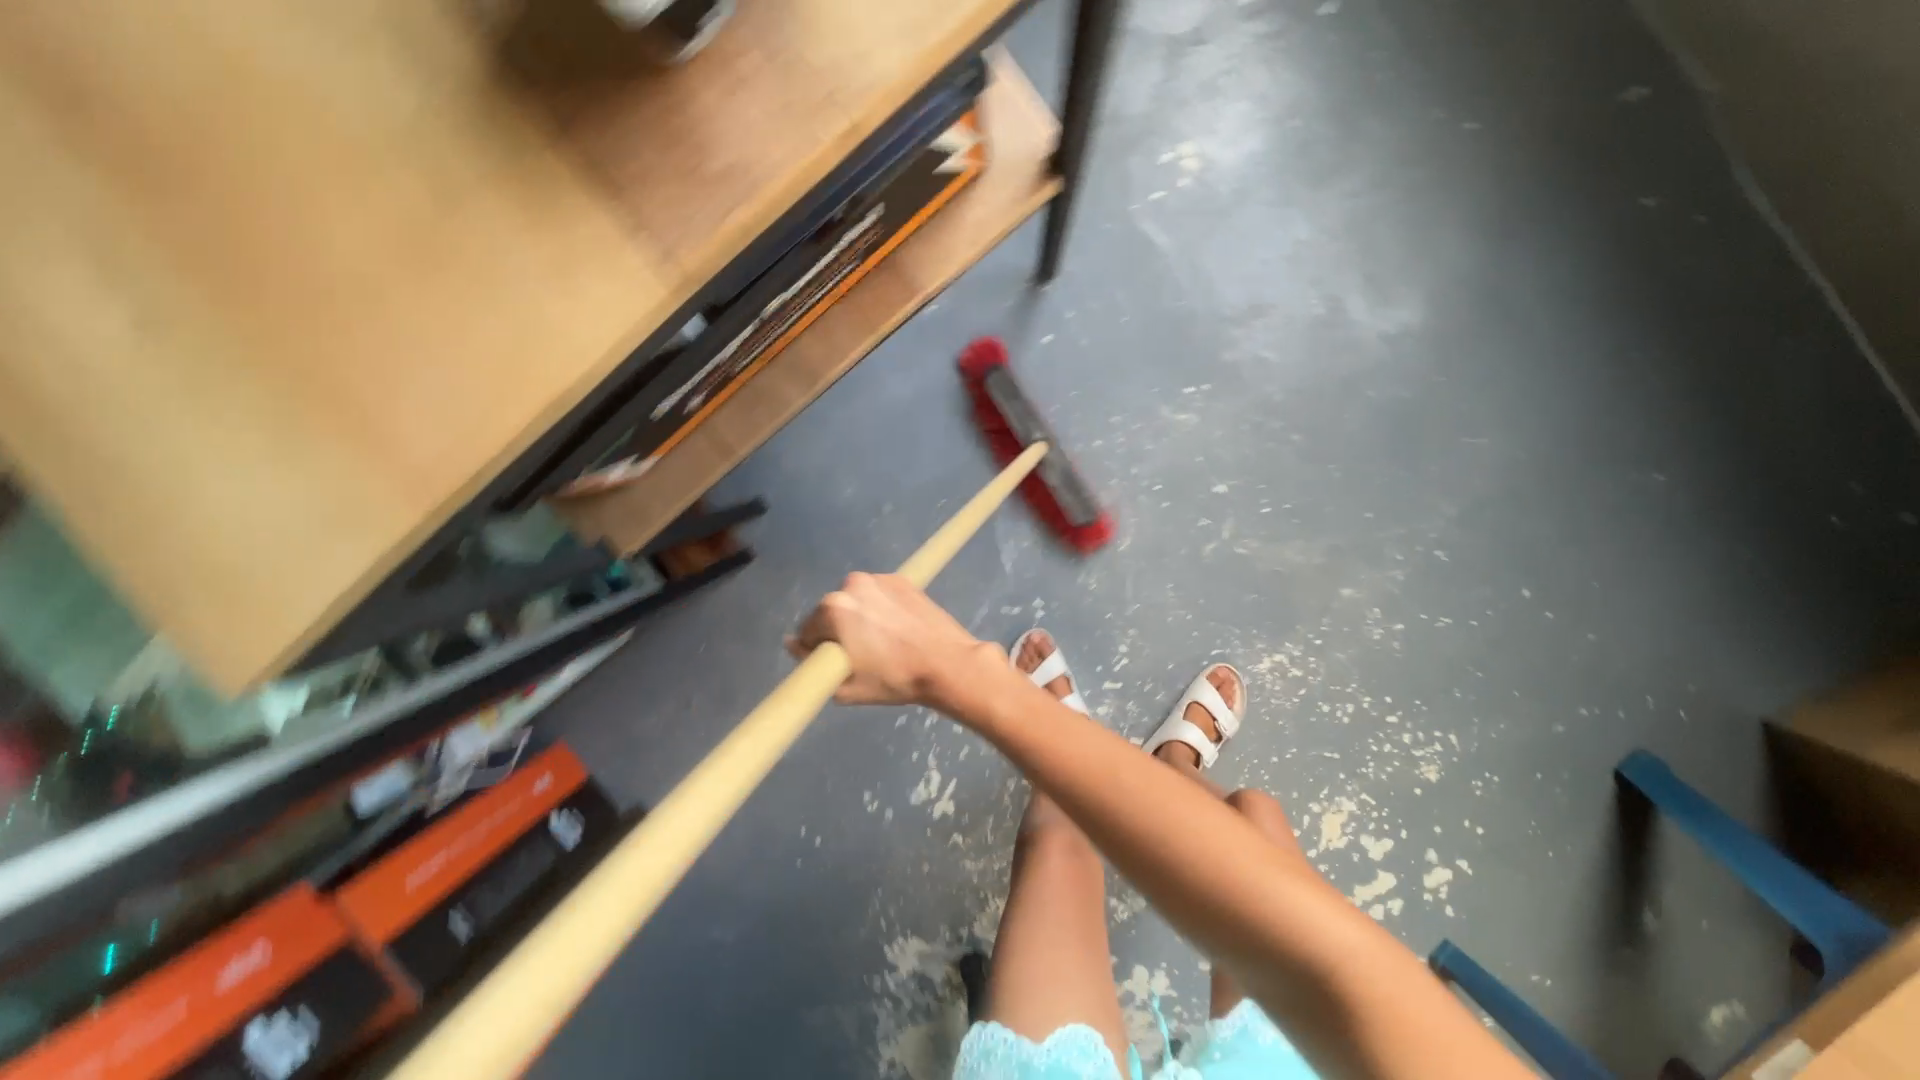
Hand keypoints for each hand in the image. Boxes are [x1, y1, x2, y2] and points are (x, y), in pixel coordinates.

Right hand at [787, 572, 998, 707]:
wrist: (947, 663)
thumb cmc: (894, 679)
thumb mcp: (844, 687)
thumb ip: (811, 665)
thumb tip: (793, 644)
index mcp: (832, 608)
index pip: (808, 631)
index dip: (818, 651)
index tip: (838, 665)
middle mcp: (851, 584)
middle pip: (831, 612)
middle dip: (839, 631)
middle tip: (863, 655)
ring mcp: (879, 578)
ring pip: (856, 601)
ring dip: (860, 617)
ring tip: (884, 641)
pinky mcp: (902, 579)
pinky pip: (879, 595)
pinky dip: (881, 608)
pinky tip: (898, 628)